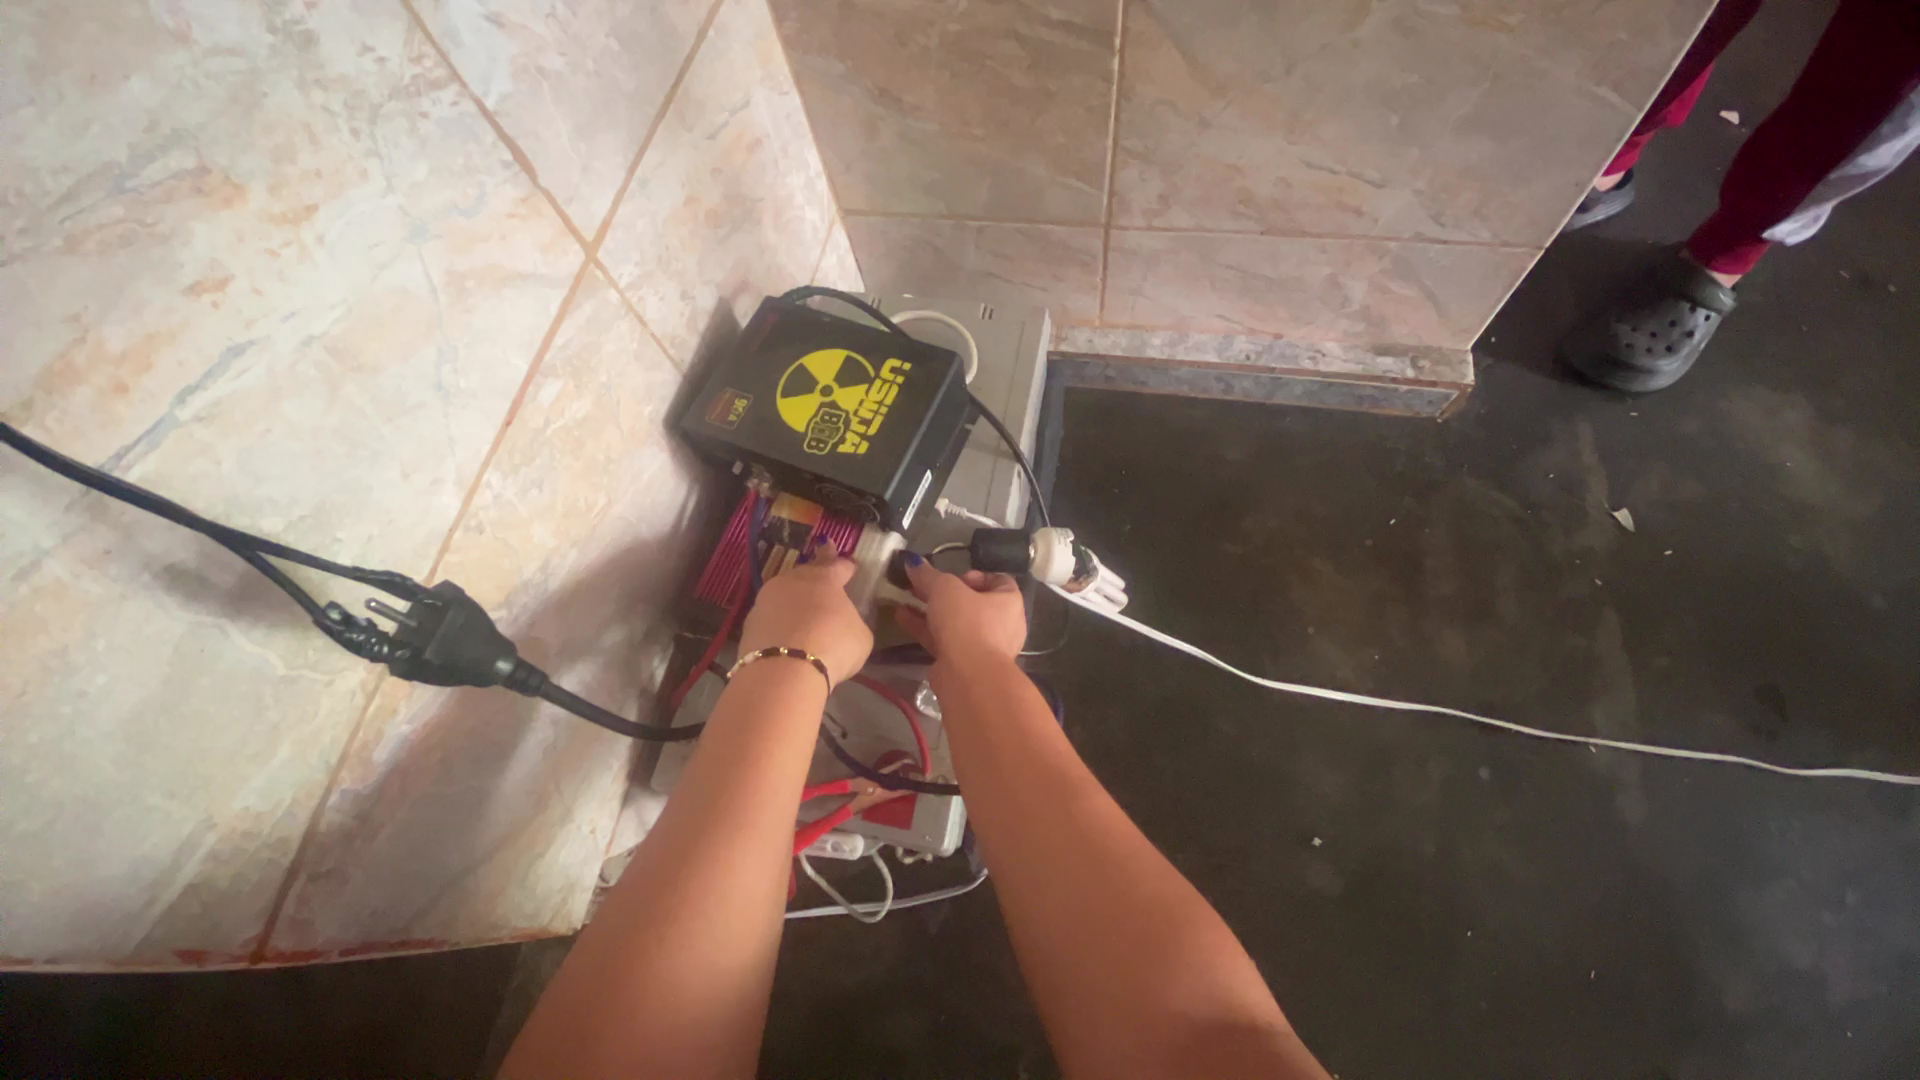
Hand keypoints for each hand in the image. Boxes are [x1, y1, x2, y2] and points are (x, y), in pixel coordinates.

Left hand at [737, 540, 873, 684]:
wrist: (783, 671)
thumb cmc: (832, 646)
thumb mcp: (860, 636)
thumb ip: (851, 622)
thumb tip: (843, 623)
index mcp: (824, 579)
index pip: (837, 566)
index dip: (846, 566)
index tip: (850, 565)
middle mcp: (793, 581)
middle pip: (807, 572)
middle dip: (816, 572)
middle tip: (821, 567)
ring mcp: (767, 600)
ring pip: (784, 591)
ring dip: (794, 598)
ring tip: (802, 607)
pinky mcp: (750, 622)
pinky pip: (771, 616)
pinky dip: (779, 621)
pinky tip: (784, 633)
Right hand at [895, 552, 1026, 662]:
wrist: (969, 676)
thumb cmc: (967, 622)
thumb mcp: (944, 589)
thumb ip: (927, 575)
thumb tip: (911, 561)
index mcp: (1009, 601)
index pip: (998, 580)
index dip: (974, 575)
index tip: (952, 576)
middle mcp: (1002, 624)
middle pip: (971, 602)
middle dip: (943, 594)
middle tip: (920, 586)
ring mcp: (983, 646)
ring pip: (955, 623)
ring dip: (930, 611)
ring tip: (905, 599)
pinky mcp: (964, 663)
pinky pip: (944, 640)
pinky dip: (925, 629)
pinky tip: (901, 618)